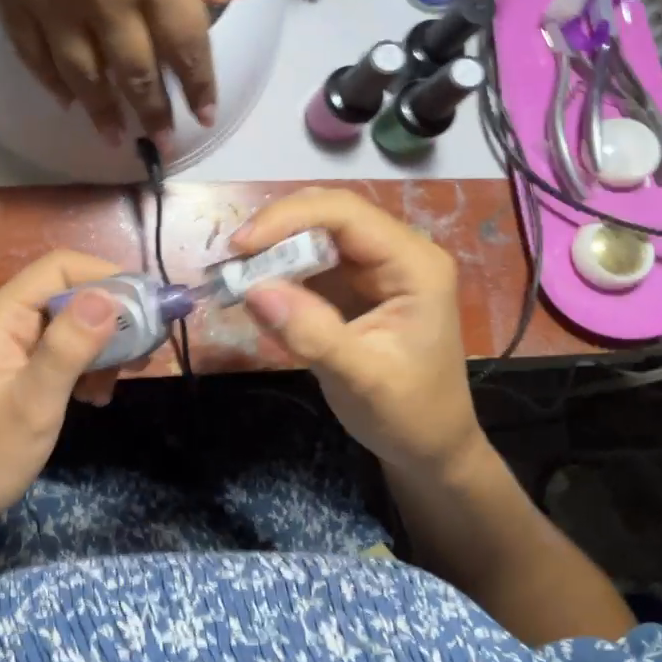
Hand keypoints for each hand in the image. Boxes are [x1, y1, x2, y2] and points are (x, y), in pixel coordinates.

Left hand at [0, 251, 122, 544]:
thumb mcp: (35, 402)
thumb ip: (68, 348)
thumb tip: (108, 296)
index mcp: (0, 315)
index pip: (59, 267)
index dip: (107, 277)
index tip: (149, 307)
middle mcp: (6, 318)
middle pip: (71, 292)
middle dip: (112, 316)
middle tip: (146, 349)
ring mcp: (14, 342)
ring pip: (74, 321)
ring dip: (104, 346)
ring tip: (121, 380)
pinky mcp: (23, 366)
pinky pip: (66, 348)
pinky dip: (89, 366)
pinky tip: (97, 396)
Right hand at [231, 189, 481, 473]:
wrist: (430, 448)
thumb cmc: (409, 415)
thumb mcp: (361, 379)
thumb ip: (311, 333)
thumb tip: (254, 289)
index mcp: (413, 264)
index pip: (345, 213)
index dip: (288, 219)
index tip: (240, 246)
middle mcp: (395, 253)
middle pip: (326, 214)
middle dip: (275, 231)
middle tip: (231, 262)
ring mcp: (372, 268)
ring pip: (312, 234)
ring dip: (270, 251)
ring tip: (235, 278)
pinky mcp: (352, 286)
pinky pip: (307, 263)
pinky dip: (276, 272)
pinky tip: (255, 294)